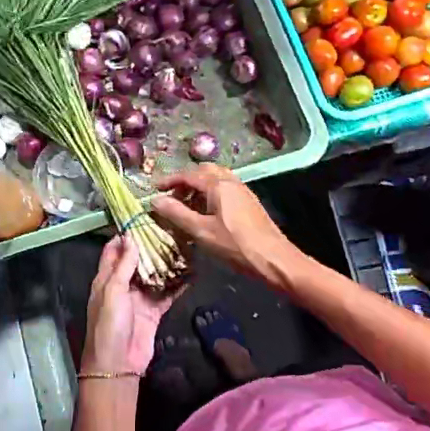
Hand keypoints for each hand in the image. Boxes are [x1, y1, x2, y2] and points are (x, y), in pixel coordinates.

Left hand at [83, 235, 181, 376]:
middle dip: (150, 246)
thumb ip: (123, 266)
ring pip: (154, 275)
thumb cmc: (109, 324)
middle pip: (136, 260)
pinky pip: (167, 293)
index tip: (140, 219)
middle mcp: (122, 285)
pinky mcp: (153, 311)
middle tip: (169, 228)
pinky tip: (191, 271)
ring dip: (166, 262)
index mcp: (105, 279)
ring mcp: (139, 298)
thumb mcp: (112, 291)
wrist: (119, 363)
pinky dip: (177, 283)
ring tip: (183, 244)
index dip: (124, 235)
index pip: (113, 251)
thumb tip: (131, 238)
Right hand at [152, 164, 302, 288]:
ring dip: (198, 187)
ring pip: (216, 179)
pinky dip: (210, 194)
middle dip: (185, 181)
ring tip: (186, 205)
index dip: (170, 181)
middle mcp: (231, 182)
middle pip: (204, 171)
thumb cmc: (236, 246)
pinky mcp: (249, 203)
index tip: (156, 189)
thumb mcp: (201, 231)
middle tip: (172, 196)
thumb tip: (155, 200)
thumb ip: (176, 213)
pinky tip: (205, 213)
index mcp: (218, 185)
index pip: (189, 175)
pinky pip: (224, 189)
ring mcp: (243, 191)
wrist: (275, 259)